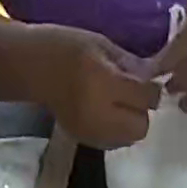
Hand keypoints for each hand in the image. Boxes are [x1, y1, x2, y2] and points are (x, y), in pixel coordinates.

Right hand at [26, 25, 160, 148]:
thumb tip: (154, 79)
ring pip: (130, 138)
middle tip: (132, 98)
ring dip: (130, 124)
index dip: (151, 91)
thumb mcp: (101, 44)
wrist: (32, 70)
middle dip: (141, 112)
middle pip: (141, 126)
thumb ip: (130, 64)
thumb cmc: (66, 48)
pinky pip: (115, 143)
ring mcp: (93, 132)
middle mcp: (100, 113)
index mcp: (103, 82)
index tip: (148, 84)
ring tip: (117, 107)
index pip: (144, 97)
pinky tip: (106, 116)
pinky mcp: (86, 142)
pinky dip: (117, 132)